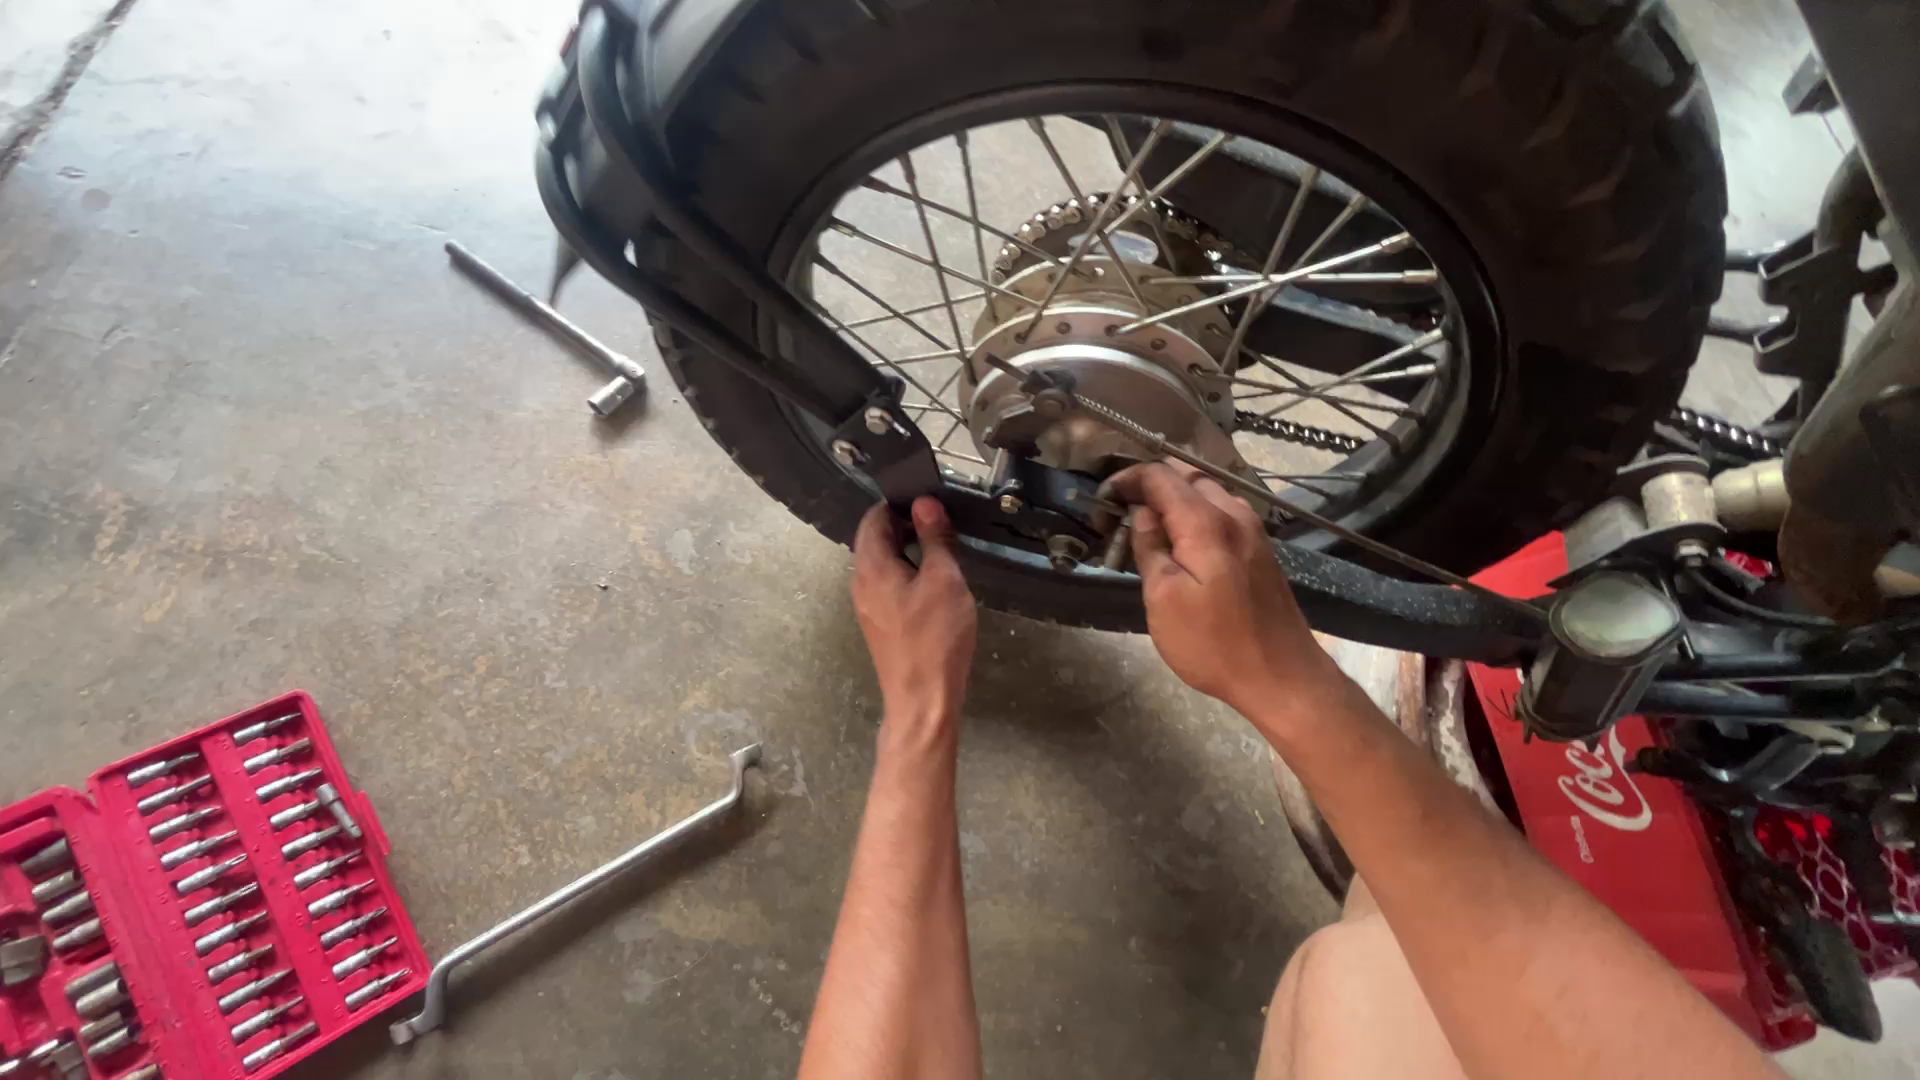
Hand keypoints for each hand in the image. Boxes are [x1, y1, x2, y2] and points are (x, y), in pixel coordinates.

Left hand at [852, 497, 977, 739]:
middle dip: (906, 525)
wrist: (922, 700)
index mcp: (871, 566)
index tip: (929, 500)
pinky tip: (935, 580)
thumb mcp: (943, 580)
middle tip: (942, 521)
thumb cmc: (935, 637)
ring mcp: (868, 605)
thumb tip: (925, 503)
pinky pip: (889, 585)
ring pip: (885, 564)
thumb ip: (935, 539)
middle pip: (876, 539)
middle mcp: (861, 582)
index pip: (873, 518)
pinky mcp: (881, 623)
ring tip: (943, 548)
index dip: (899, 503)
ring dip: (909, 550)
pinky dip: (909, 573)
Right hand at [1106, 462, 1334, 716]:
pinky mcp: (1261, 548)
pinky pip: (1223, 509)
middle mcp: (1234, 514)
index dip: (1126, 479)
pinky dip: (1196, 509)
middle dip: (1150, 481)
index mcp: (1206, 522)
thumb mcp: (1164, 600)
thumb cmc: (1214, 644)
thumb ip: (1150, 549)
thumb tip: (1141, 514)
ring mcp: (1253, 530)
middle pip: (1187, 474)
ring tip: (1146, 518)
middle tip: (1120, 506)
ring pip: (1208, 489)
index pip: (1160, 476)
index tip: (1103, 500)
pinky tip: (1182, 534)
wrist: (1283, 677)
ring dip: (1175, 494)